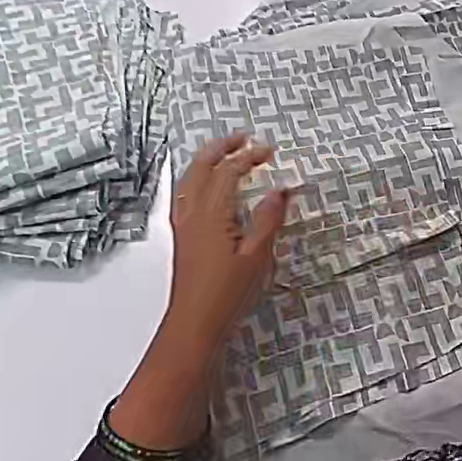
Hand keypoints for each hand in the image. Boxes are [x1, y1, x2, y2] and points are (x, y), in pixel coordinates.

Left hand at [164, 132, 290, 345]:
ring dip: (206, 159)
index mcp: (212, 215)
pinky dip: (196, 178)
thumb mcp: (256, 256)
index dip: (249, 157)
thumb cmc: (224, 294)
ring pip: (189, 178)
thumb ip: (268, 220)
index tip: (267, 151)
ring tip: (223, 152)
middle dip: (222, 147)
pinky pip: (184, 193)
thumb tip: (280, 192)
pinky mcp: (181, 235)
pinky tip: (204, 185)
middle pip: (202, 167)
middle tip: (241, 138)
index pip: (230, 173)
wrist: (194, 323)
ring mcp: (183, 224)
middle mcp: (192, 214)